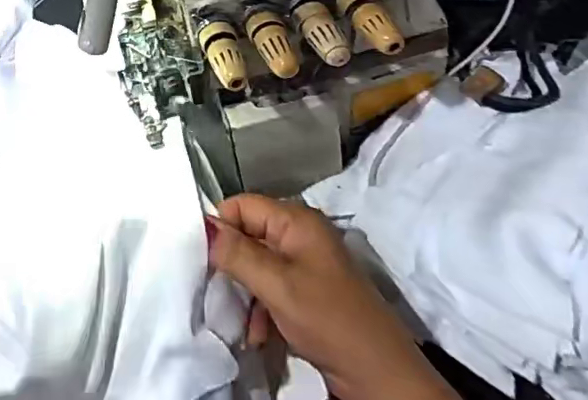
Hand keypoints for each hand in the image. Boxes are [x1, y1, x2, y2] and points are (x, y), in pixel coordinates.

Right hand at [209, 194, 455, 399]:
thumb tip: (201, 224)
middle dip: (232, 265)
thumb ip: (236, 252)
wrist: (386, 383)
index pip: (240, 205)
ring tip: (244, 322)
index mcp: (297, 221)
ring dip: (246, 293)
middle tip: (220, 291)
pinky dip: (261, 308)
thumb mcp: (277, 286)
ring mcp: (308, 265)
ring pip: (256, 265)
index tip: (207, 258)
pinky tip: (259, 333)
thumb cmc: (330, 322)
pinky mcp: (311, 293)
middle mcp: (301, 235)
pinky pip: (272, 287)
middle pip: (247, 235)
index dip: (220, 228)